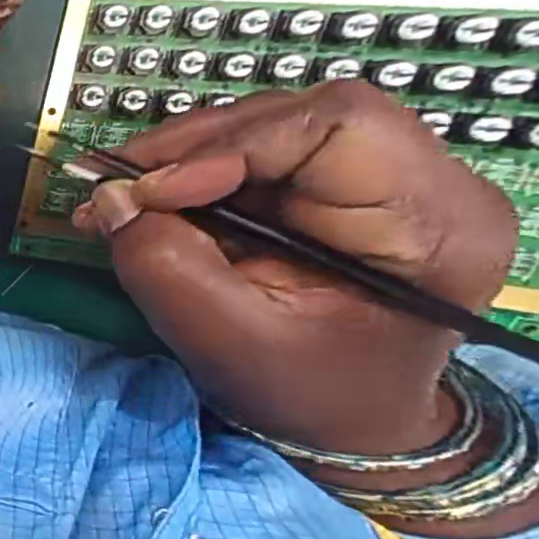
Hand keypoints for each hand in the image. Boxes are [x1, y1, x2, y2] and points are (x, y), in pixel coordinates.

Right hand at [72, 82, 518, 455]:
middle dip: (187, 148)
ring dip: (174, 160)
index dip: (230, 145)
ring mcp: (367, 182)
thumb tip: (109, 199)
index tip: (152, 192)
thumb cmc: (306, 393)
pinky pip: (242, 157)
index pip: (336, 124)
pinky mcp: (321, 191)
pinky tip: (142, 203)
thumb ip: (162, 263)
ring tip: (118, 199)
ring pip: (256, 130)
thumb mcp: (224, 339)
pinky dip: (180, 176)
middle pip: (288, 117)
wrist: (346, 422)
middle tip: (114, 186)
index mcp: (429, 222)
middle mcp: (416, 183)